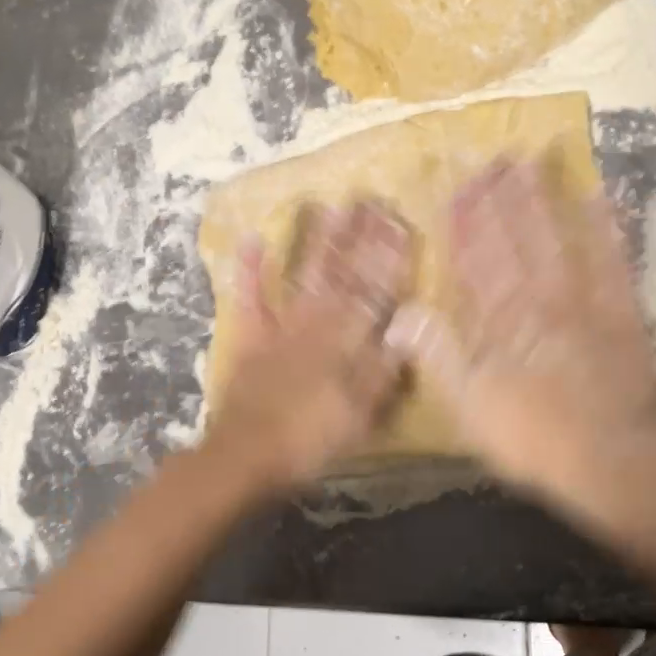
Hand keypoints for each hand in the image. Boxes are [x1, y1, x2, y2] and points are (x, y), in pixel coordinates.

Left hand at [204, 201, 411, 486]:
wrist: (246, 454)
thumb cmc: (310, 440)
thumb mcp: (360, 414)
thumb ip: (383, 369)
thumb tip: (409, 329)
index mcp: (347, 342)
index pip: (375, 291)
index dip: (390, 258)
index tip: (400, 223)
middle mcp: (317, 324)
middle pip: (343, 275)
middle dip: (359, 238)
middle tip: (370, 201)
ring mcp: (281, 327)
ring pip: (304, 277)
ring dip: (316, 242)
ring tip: (327, 206)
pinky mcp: (252, 337)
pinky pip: (251, 298)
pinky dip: (250, 269)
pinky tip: (252, 238)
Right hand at [386, 162, 655, 501]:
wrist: (607, 458)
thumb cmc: (531, 436)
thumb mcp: (468, 405)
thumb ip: (436, 356)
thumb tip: (398, 315)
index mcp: (496, 324)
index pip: (473, 263)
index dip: (464, 223)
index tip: (456, 186)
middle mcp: (535, 301)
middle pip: (513, 242)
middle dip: (500, 199)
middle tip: (493, 156)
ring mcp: (580, 303)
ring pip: (556, 241)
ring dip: (542, 202)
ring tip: (532, 162)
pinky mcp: (620, 313)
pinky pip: (612, 263)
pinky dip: (606, 229)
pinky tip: (600, 197)